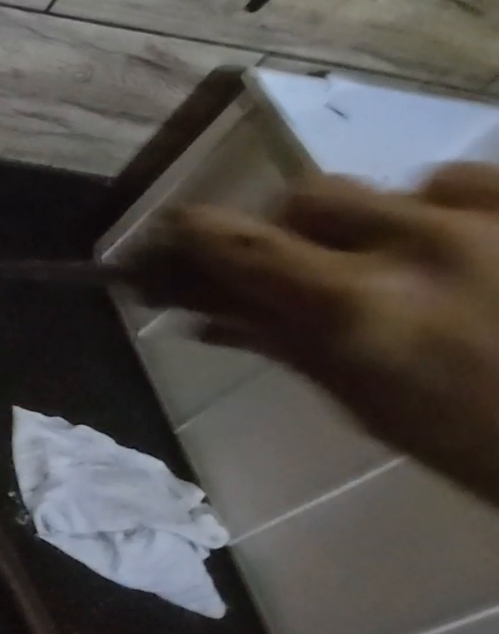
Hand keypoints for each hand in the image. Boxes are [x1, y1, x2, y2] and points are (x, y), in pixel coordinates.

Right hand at [161, 164, 498, 505]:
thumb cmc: (494, 452)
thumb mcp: (376, 409)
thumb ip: (288, 347)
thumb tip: (206, 317)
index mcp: (361, 306)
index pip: (234, 242)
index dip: (190, 233)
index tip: (167, 237)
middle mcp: (423, 245)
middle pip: (309, 196)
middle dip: (292, 228)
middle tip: (304, 267)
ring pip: (394, 185)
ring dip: (380, 220)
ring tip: (414, 264)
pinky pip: (472, 181)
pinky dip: (456, 207)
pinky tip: (476, 248)